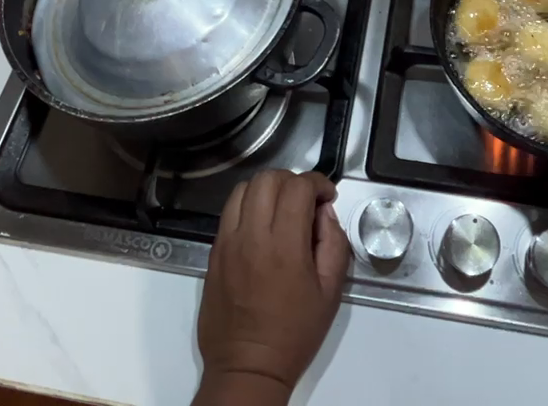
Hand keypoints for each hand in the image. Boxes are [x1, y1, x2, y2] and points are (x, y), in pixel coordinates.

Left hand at [193, 169, 349, 405]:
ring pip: (244, 188)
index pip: (298, 187)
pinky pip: (228, 211)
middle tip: (305, 201)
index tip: (327, 197)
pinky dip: (247, 205)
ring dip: (267, 189)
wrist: (246, 367)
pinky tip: (260, 224)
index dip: (317, 183)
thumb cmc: (294, 333)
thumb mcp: (330, 292)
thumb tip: (323, 213)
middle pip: (268, 179)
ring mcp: (228, 242)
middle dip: (292, 181)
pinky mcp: (214, 251)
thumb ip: (334, 244)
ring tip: (280, 208)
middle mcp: (252, 236)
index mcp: (284, 246)